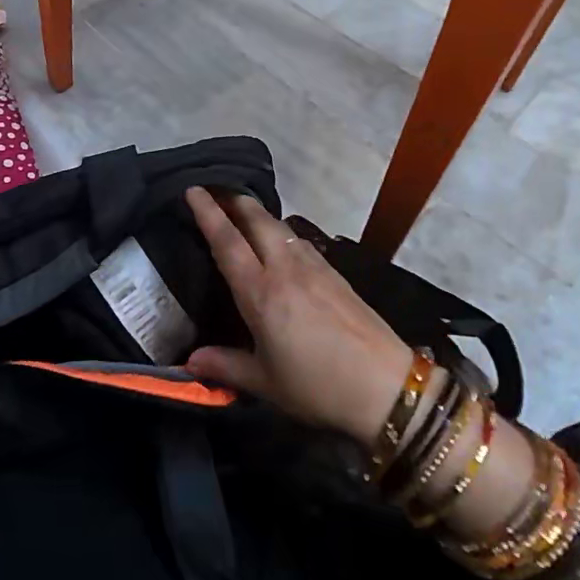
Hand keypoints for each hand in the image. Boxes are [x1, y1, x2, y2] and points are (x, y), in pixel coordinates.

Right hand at [182, 187, 415, 446]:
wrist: (390, 389)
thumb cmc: (319, 386)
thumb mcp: (265, 382)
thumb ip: (225, 365)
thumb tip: (189, 361)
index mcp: (261, 293)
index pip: (227, 241)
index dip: (208, 213)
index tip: (193, 190)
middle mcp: (285, 270)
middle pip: (257, 221)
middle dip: (234, 201)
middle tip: (215, 191)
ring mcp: (315, 269)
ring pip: (280, 228)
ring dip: (258, 214)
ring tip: (243, 212)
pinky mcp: (336, 276)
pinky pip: (299, 241)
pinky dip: (280, 232)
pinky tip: (280, 242)